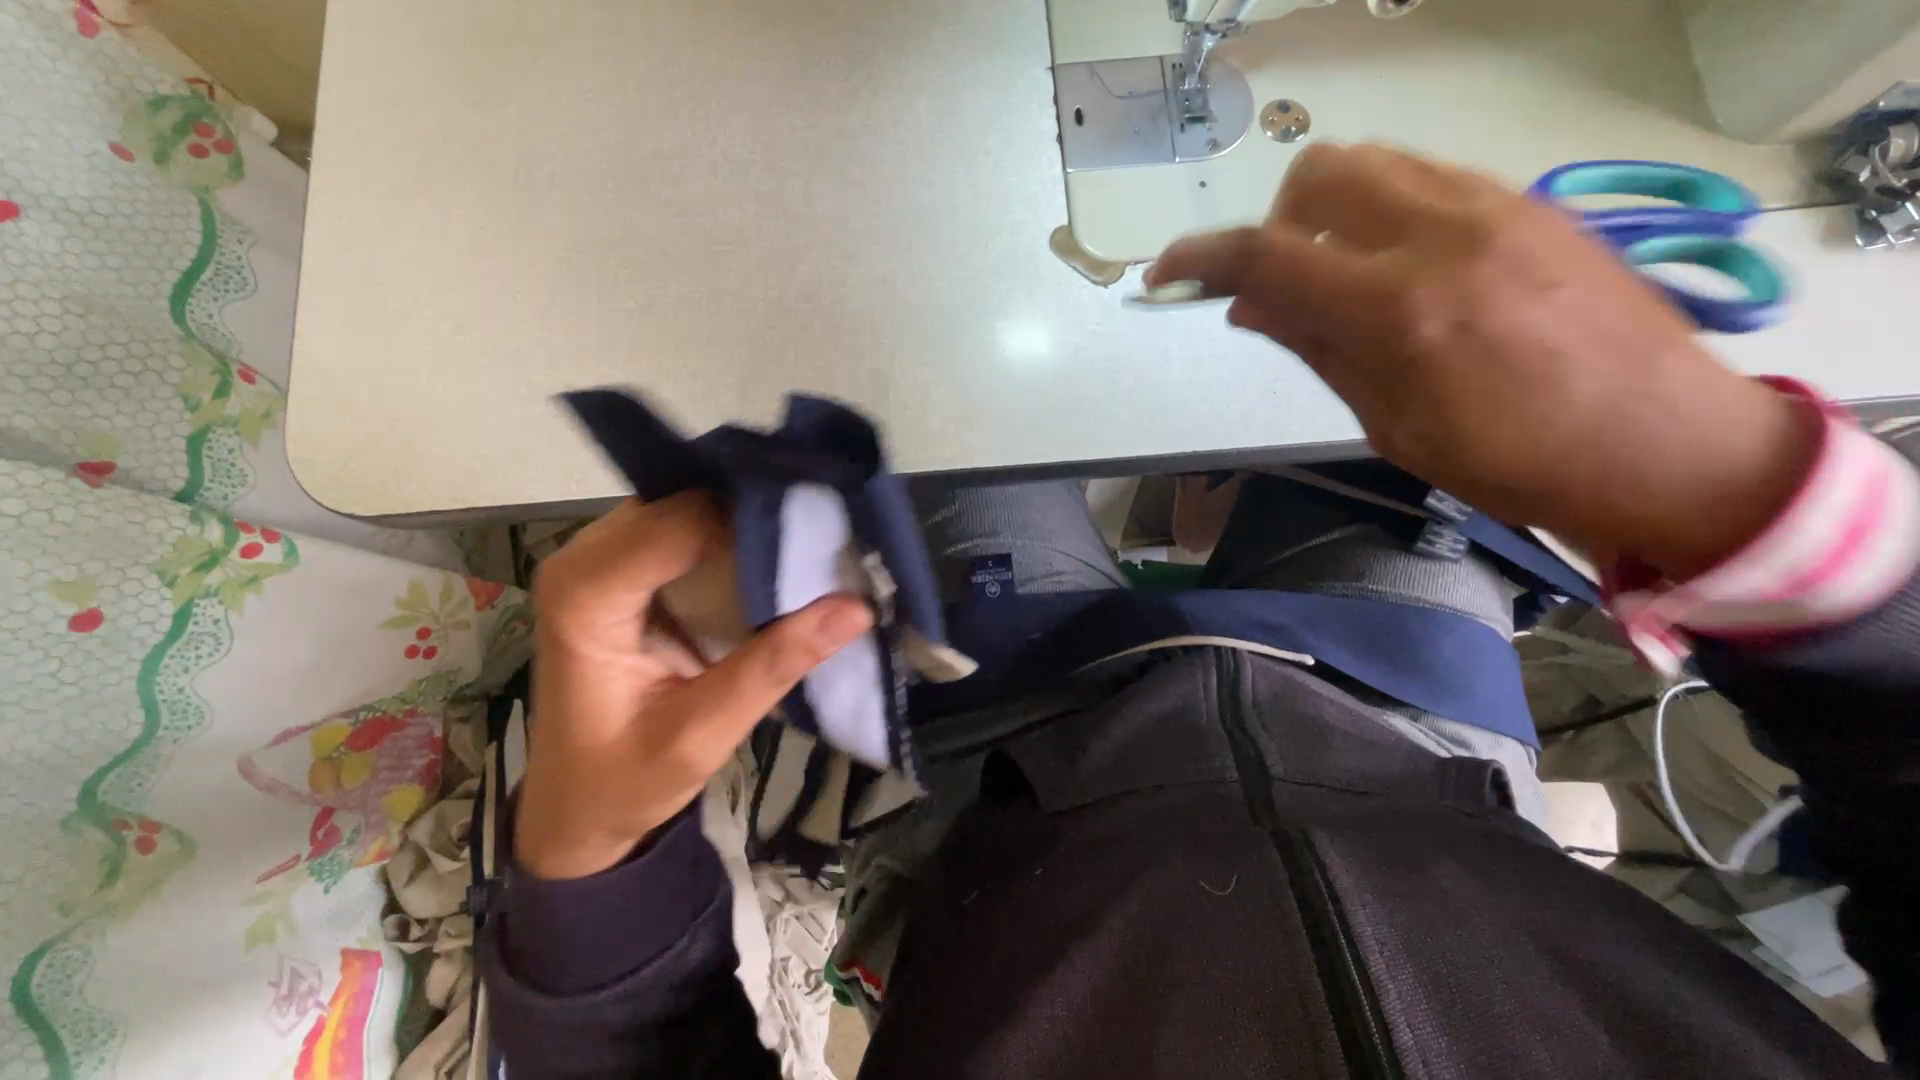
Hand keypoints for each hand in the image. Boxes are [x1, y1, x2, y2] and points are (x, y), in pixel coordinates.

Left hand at [517, 493, 872, 879]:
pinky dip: (730, 542)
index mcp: (585, 598)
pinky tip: (772, 566)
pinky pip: (683, 532)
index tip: (818, 555)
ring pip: (687, 510)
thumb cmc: (623, 782)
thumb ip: (773, 665)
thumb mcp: (702, 734)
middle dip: (754, 520)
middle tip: (825, 546)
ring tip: (808, 553)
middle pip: (683, 506)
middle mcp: (583, 561)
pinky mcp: (622, 570)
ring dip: (745, 528)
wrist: (574, 808)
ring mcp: (599, 560)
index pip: (681, 525)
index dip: (752, 529)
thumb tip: (857, 607)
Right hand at [1146, 143, 1818, 578]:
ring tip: (1341, 272)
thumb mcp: (1391, 423)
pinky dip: (1386, 208)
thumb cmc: (1512, 461)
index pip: (1269, 256)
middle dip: (1277, 221)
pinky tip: (1401, 264)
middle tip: (1285, 283)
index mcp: (1399, 309)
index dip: (1200, 259)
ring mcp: (1494, 207)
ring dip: (1331, 207)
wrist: (1660, 442)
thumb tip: (1249, 305)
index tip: (1165, 274)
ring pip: (1375, 160)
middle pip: (1318, 172)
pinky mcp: (1529, 204)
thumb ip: (1316, 348)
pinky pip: (1429, 177)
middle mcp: (1443, 235)